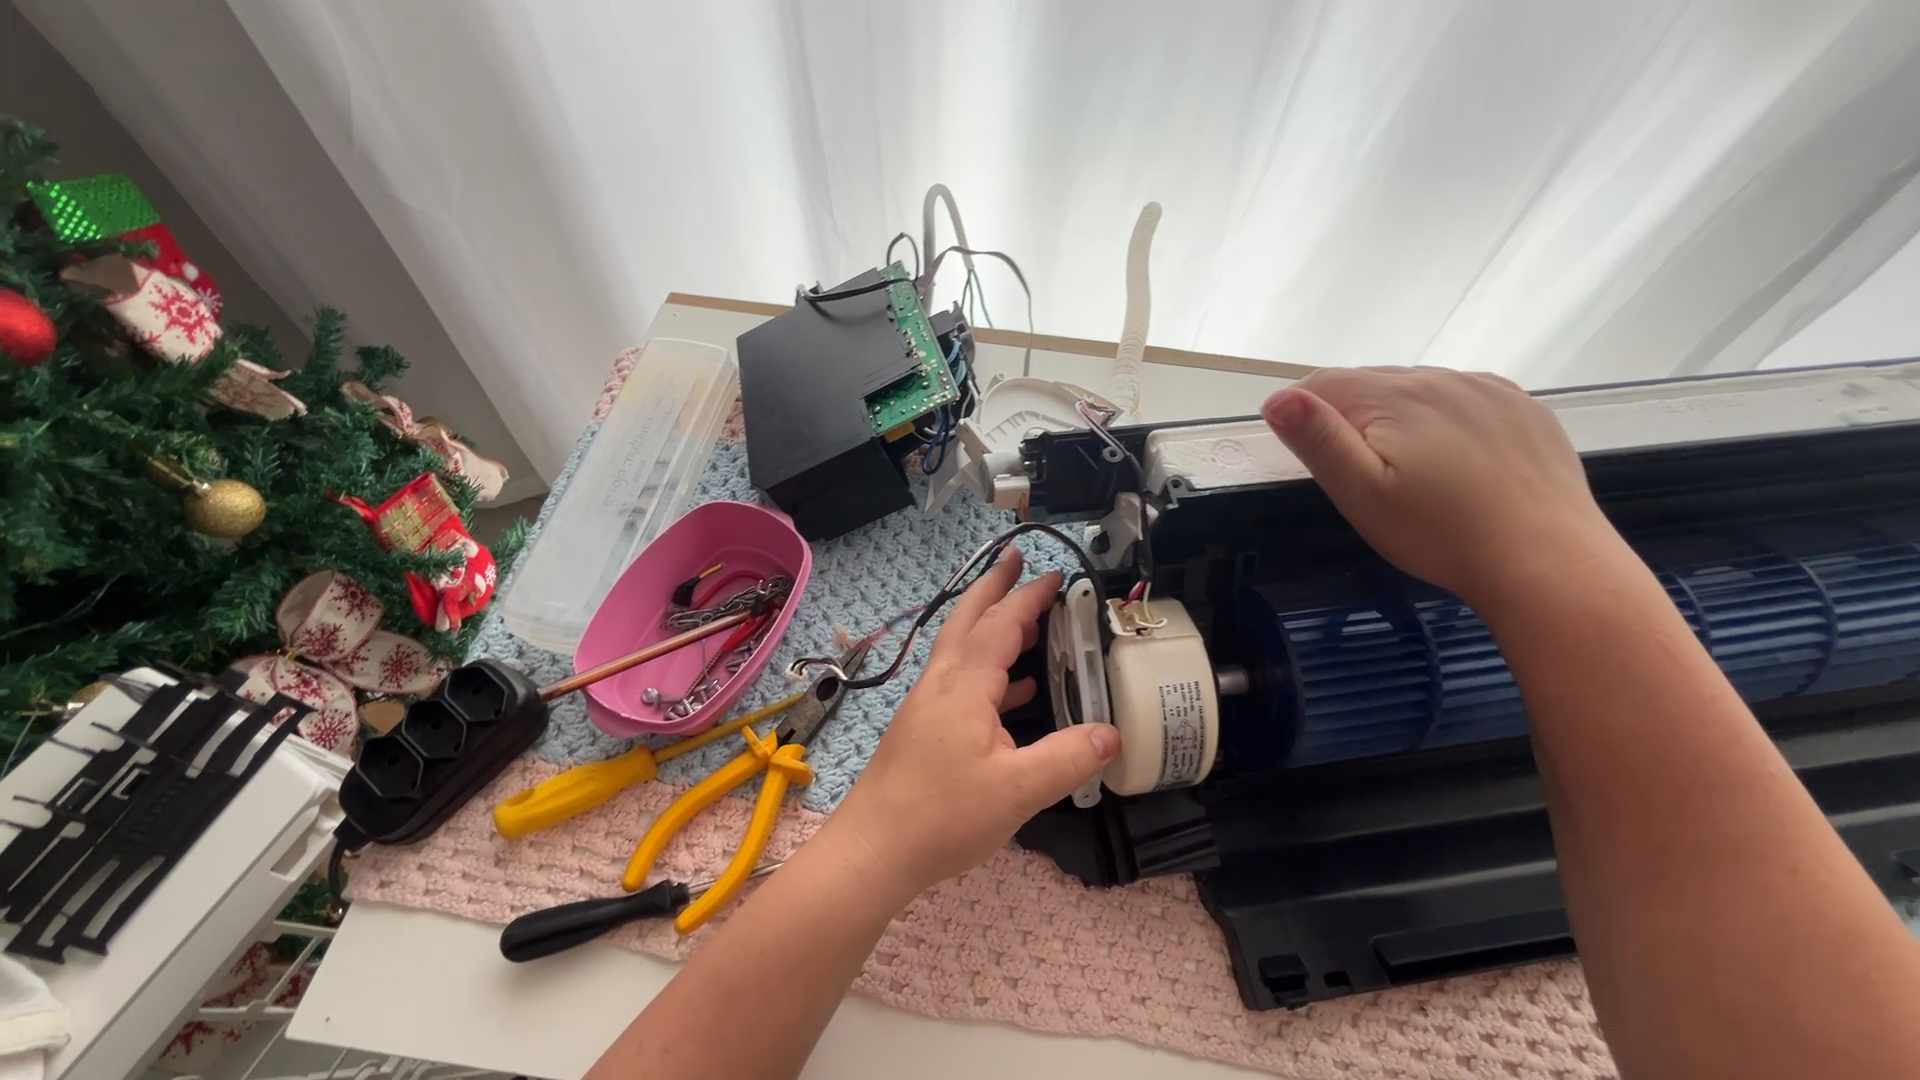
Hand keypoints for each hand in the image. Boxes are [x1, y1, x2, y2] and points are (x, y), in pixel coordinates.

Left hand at [819, 548, 1120, 903]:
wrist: (872, 851)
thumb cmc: (941, 818)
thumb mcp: (1017, 792)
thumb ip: (1068, 759)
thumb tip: (1113, 734)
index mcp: (964, 687)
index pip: (1000, 626)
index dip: (1029, 598)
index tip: (1056, 575)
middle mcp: (940, 684)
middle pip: (967, 619)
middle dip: (993, 586)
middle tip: (1016, 558)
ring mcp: (926, 705)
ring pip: (960, 648)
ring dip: (989, 623)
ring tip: (1024, 617)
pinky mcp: (923, 728)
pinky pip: (959, 680)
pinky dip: (988, 669)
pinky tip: (1014, 689)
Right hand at [1261, 367, 1626, 612]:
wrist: (1547, 562)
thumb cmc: (1440, 535)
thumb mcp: (1361, 495)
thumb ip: (1319, 440)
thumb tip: (1279, 398)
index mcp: (1394, 396)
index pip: (1322, 383)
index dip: (1303, 416)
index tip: (1311, 459)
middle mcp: (1440, 377)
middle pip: (1369, 383)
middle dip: (1350, 418)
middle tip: (1361, 476)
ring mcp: (1488, 389)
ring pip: (1415, 390)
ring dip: (1396, 418)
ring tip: (1409, 474)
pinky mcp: (1522, 407)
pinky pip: (1461, 400)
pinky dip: (1442, 421)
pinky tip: (1453, 464)